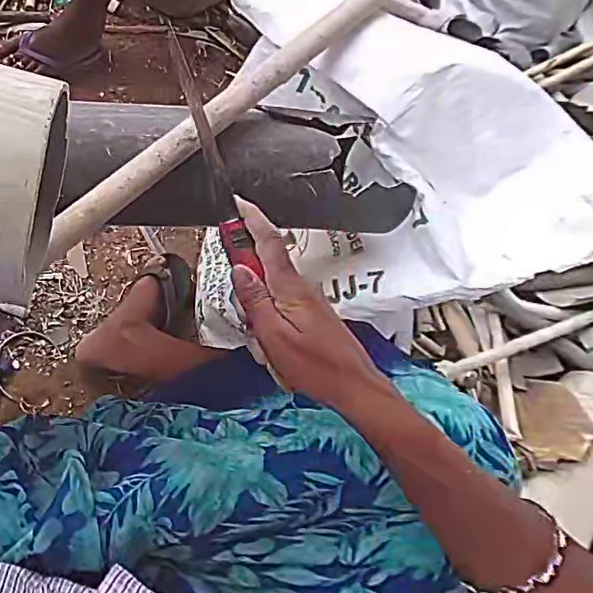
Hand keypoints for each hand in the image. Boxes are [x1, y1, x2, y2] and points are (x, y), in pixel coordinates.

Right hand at [228, 200, 402, 414]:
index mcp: (289, 288)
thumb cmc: (317, 368)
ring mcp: (306, 301)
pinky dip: (269, 327)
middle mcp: (299, 288)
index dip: (251, 220)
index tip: (237, 203)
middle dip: (246, 290)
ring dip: (259, 318)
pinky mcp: (309, 315)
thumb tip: (239, 269)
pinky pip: (278, 309)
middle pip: (262, 269)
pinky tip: (277, 353)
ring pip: (268, 294)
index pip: (267, 242)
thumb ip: (254, 301)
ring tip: (270, 351)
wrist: (355, 388)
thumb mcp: (273, 336)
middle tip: (251, 323)